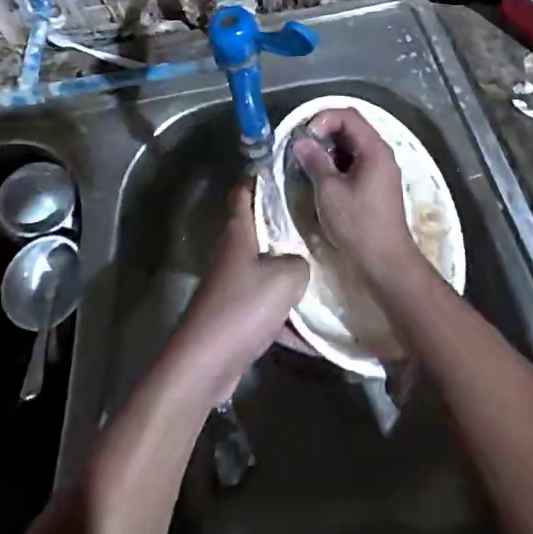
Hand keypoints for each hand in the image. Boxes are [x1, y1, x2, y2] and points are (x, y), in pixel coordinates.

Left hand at [168, 183, 308, 405]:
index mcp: (239, 235)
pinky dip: (289, 320)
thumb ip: (300, 263)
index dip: (257, 180)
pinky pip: (269, 311)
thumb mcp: (285, 277)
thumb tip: (302, 264)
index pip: (243, 195)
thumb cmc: (242, 307)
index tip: (282, 172)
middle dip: (286, 229)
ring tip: (326, 274)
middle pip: (259, 234)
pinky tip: (316, 335)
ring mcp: (233, 287)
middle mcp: (233, 256)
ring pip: (268, 273)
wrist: (206, 361)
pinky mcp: (237, 318)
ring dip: (291, 277)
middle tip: (319, 225)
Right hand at [291, 108, 417, 279]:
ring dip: (329, 147)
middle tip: (303, 147)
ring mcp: (381, 168)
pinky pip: (355, 160)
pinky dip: (337, 161)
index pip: (348, 116)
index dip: (322, 118)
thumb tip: (300, 141)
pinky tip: (323, 176)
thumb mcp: (329, 190)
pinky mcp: (377, 183)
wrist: (386, 260)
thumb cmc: (358, 223)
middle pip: (351, 127)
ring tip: (309, 162)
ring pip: (352, 144)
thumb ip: (314, 161)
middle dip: (324, 132)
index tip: (304, 136)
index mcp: (374, 149)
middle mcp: (381, 153)